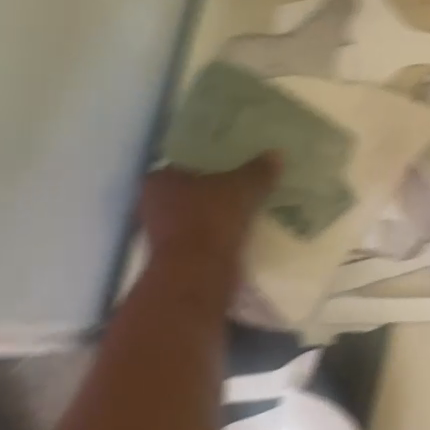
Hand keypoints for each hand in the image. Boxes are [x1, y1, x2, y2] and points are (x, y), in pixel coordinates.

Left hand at [139, 155, 280, 281]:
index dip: (209, 163)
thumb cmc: (211, 221)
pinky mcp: (177, 258)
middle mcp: (153, 204)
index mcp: (160, 179)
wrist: (198, 275)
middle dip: (214, 191)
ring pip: (196, 217)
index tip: (232, 165)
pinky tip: (241, 233)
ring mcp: (162, 234)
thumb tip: (277, 154)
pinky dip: (218, 237)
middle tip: (244, 186)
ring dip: (216, 216)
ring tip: (247, 210)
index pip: (185, 163)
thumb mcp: (242, 189)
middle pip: (190, 191)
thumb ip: (258, 171)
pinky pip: (202, 239)